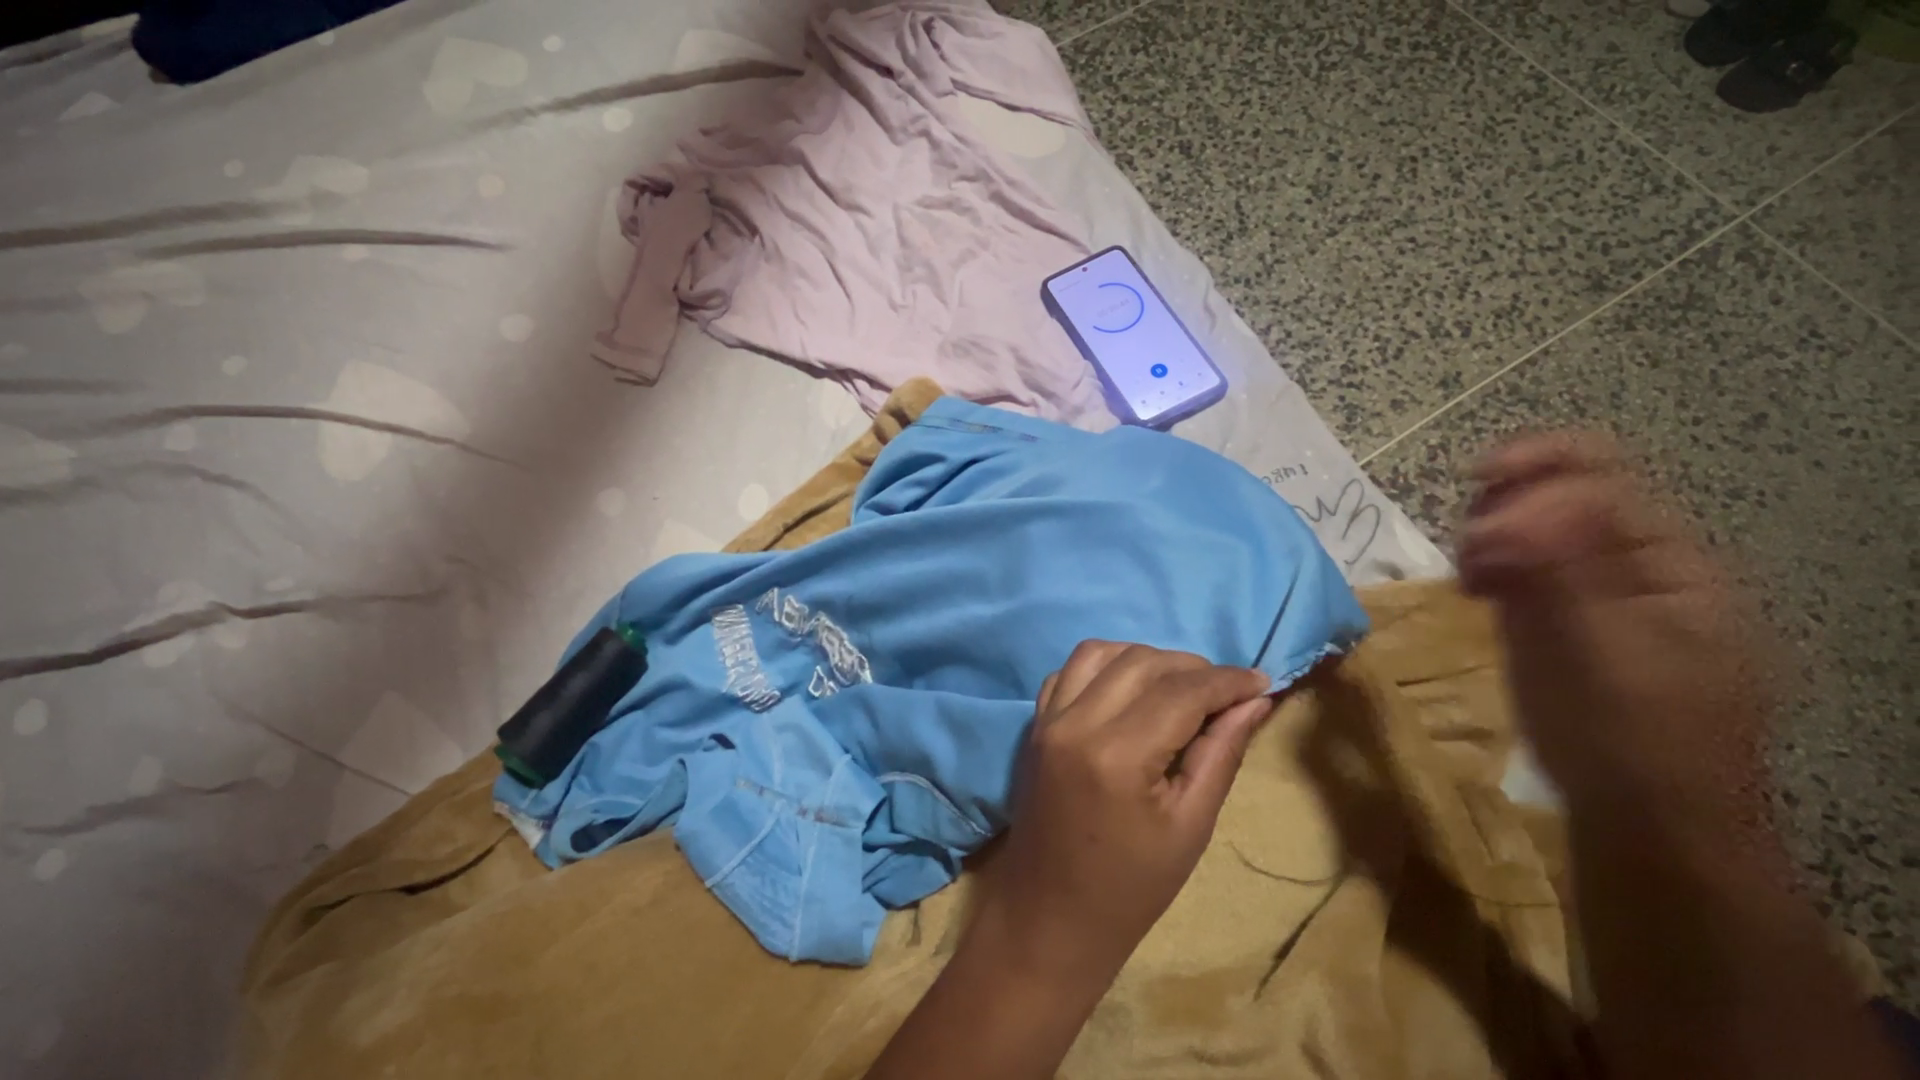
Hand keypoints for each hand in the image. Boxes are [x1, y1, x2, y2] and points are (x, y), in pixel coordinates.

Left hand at [980, 641, 1272, 979]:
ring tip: (1181, 688)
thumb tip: (1256, 700)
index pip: (1182, 691)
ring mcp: (1047, 720)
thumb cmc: (1132, 886)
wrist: (1051, 915)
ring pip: (1102, 652)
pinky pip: (1068, 671)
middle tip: (1227, 693)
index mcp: (1118, 754)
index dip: (1229, 680)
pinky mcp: (1034, 725)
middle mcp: (1076, 723)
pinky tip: (1130, 691)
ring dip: (1148, 659)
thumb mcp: (1191, 825)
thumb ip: (1222, 753)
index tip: (1262, 681)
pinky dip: (1104, 666)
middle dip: (1194, 668)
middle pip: (1144, 663)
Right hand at [1457, 434, 1772, 833]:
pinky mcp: (1562, 618)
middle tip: (1467, 542)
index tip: (1474, 484)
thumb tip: (1522, 500)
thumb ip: (1568, 572)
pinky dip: (1491, 563)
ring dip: (1493, 530)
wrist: (1644, 824)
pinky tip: (1473, 586)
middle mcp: (1639, 566)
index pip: (1605, 482)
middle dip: (1509, 500)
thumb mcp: (1607, 654)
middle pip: (1570, 492)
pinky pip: (1524, 566)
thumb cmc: (1636, 744)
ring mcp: (1599, 592)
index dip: (1540, 471)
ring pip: (1539, 526)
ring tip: (1467, 570)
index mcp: (1674, 565)